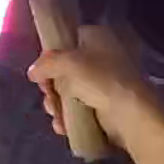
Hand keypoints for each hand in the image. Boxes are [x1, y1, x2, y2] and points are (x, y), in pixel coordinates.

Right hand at [25, 24, 163, 149]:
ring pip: (70, 93)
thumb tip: (33, 72)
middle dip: (52, 86)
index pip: (68, 41)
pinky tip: (63, 126)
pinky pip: (79, 110)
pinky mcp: (105, 108)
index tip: (42, 71)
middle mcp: (102, 58)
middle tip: (49, 95)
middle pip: (65, 70)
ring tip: (57, 114)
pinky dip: (69, 118)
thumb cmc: (100, 78)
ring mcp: (104, 84)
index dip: (52, 55)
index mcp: (97, 38)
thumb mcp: (67, 63)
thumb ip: (46, 64)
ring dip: (57, 104)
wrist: (131, 114)